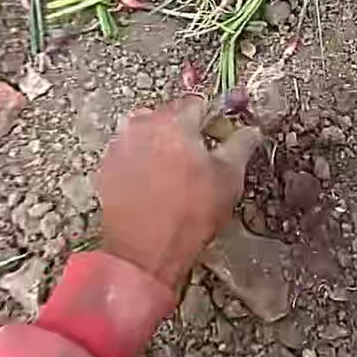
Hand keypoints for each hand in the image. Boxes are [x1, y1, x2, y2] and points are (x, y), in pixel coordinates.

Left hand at [94, 95, 261, 291]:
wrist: (145, 253)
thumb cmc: (192, 211)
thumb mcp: (230, 175)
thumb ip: (242, 143)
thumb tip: (251, 130)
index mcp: (173, 122)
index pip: (198, 102)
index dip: (214, 117)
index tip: (222, 133)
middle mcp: (140, 126)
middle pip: (170, 115)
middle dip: (187, 129)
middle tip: (203, 154)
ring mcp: (118, 148)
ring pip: (148, 133)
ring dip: (163, 142)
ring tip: (179, 169)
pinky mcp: (106, 171)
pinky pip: (131, 153)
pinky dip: (144, 160)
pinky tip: (157, 182)